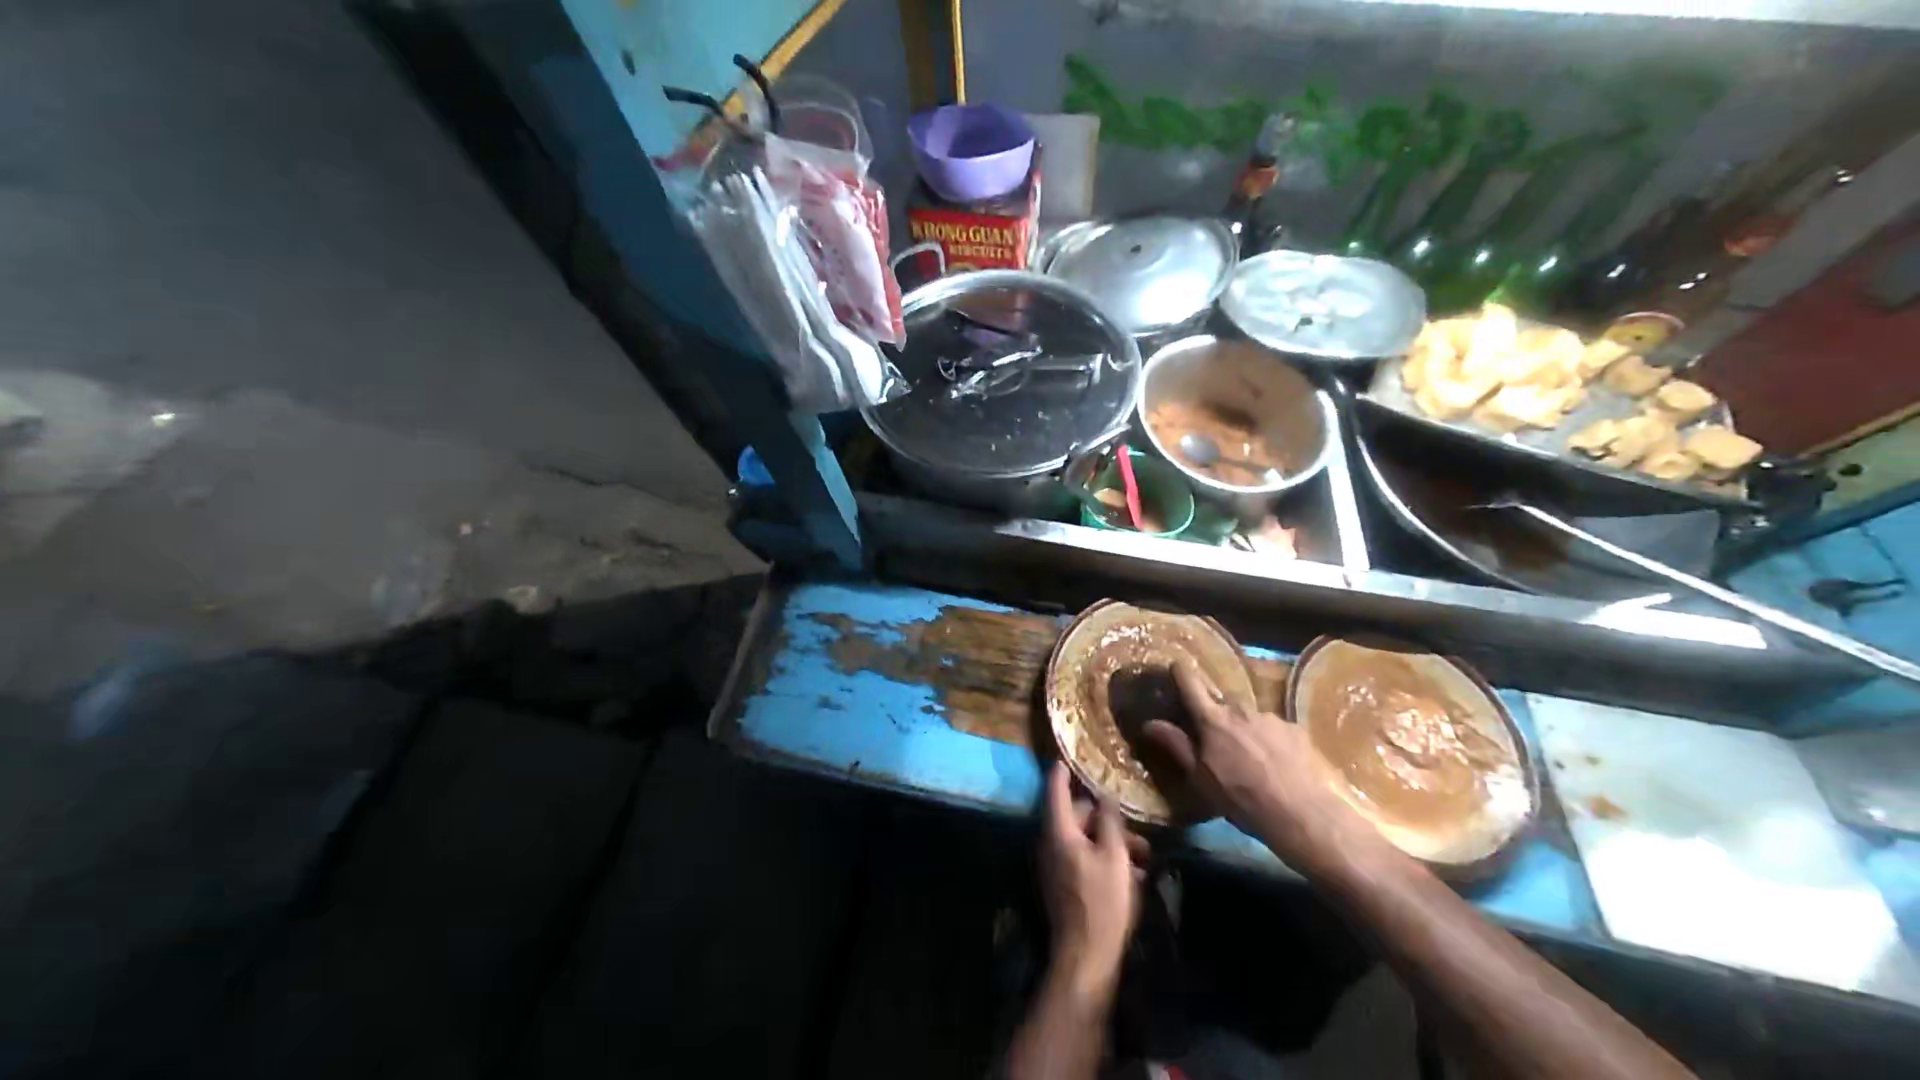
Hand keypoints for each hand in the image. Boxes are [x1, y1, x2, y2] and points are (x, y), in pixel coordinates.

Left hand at [1039, 761, 1147, 993]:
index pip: (1056, 791)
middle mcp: (1049, 844)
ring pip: (1082, 839)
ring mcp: (1053, 865)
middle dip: (1104, 816)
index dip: (1062, 771)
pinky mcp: (1062, 883)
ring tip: (1143, 854)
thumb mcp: (1114, 856)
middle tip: (1134, 824)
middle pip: (1074, 817)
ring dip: (1109, 841)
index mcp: (1058, 832)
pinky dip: (1103, 858)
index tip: (1067, 754)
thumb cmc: (1102, 902)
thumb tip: (1104, 795)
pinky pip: (1081, 858)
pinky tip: (1132, 873)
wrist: (1086, 956)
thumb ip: (1109, 822)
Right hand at [1143, 657, 1367, 873]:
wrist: (1304, 815)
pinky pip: (1275, 730)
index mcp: (1212, 720)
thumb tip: (1149, 722)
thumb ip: (1176, 746)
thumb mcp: (1201, 779)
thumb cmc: (1242, 799)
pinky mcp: (1296, 730)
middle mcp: (1241, 709)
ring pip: (1250, 718)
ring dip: (1246, 732)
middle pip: (1223, 705)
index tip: (1175, 665)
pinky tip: (1278, 766)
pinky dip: (1272, 742)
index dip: (1180, 672)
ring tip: (1254, 761)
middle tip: (1219, 744)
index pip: (1190, 684)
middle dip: (1218, 718)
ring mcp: (1271, 718)